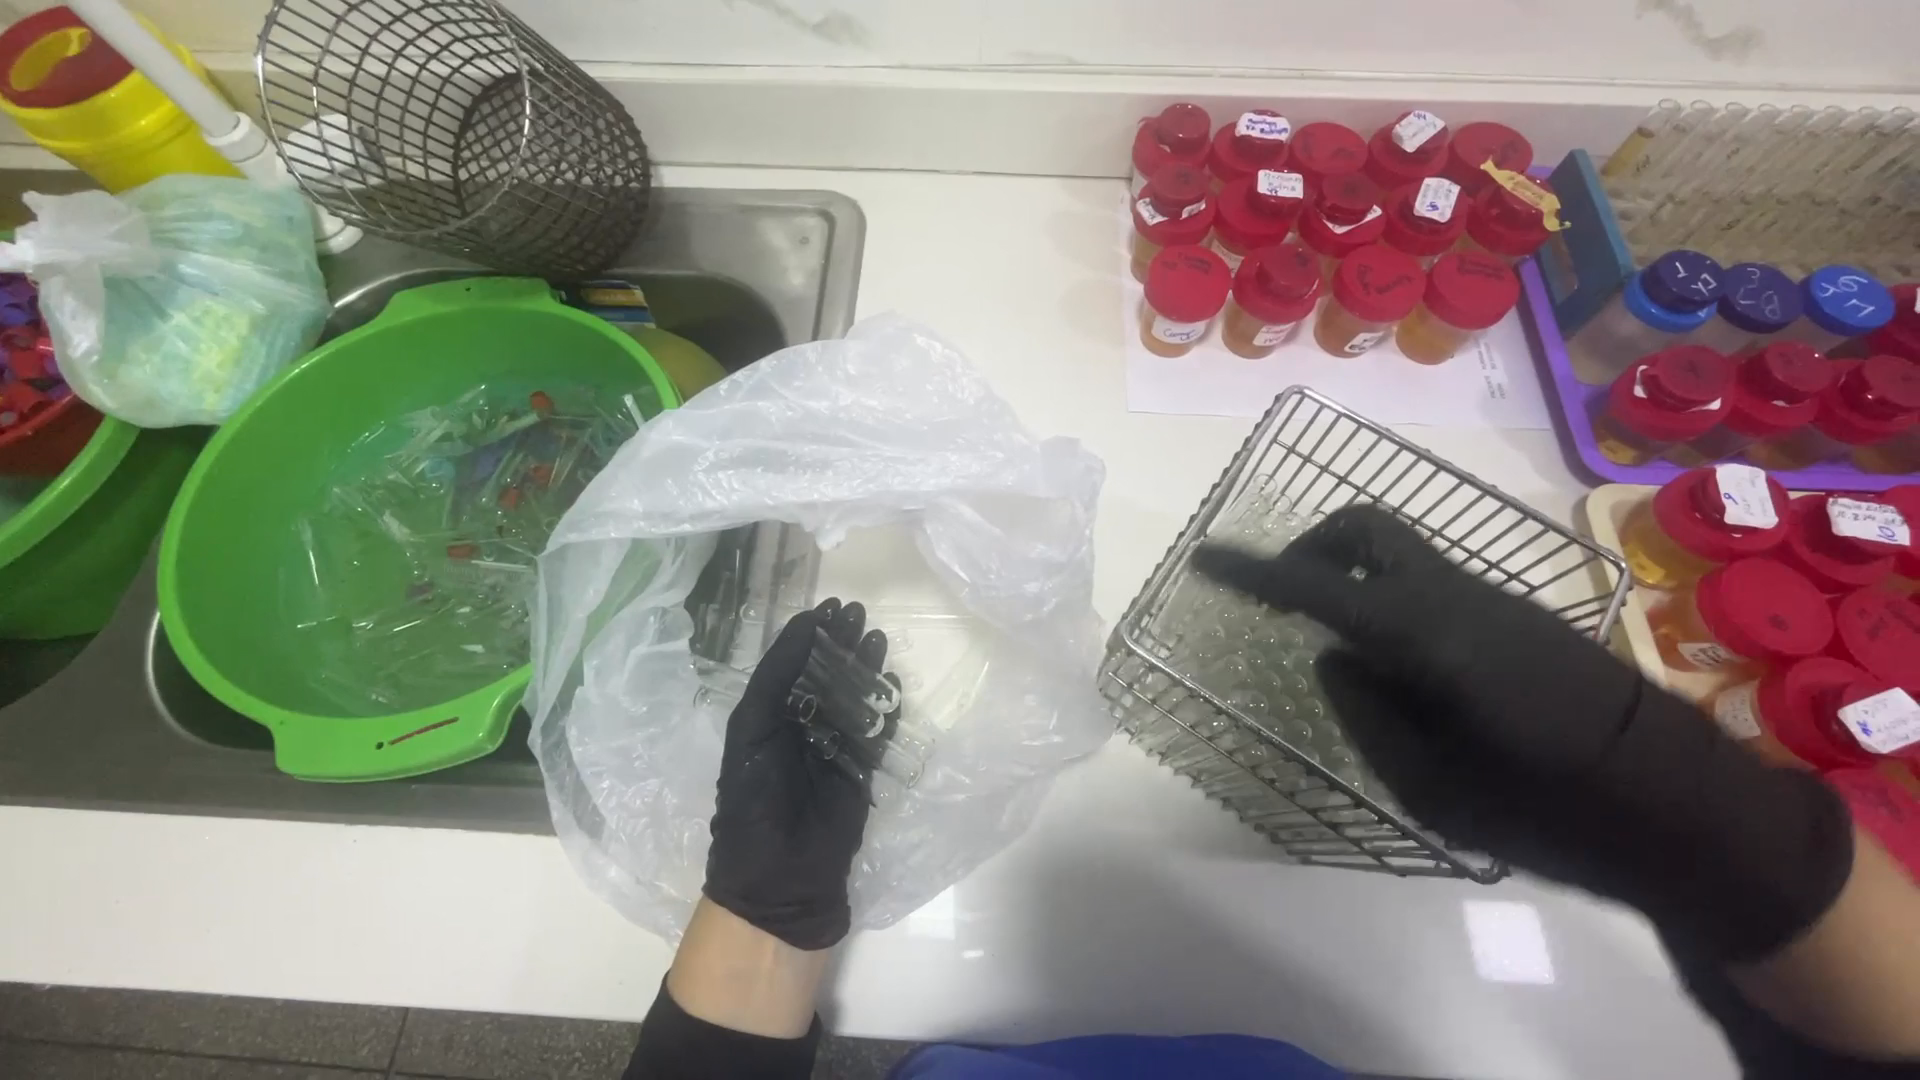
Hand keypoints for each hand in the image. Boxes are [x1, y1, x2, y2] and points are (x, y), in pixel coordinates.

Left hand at [704, 598, 883, 950]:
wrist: (779, 874)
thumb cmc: (753, 797)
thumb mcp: (753, 728)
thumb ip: (777, 676)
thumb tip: (804, 626)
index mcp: (768, 715)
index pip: (792, 664)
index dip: (810, 634)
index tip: (829, 606)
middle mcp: (801, 726)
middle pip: (826, 674)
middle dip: (841, 643)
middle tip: (858, 612)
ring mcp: (833, 747)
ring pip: (853, 697)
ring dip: (865, 667)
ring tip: (876, 635)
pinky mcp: (860, 769)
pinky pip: (875, 731)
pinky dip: (885, 707)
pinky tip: (892, 681)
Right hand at [1194, 504, 1852, 962]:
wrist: (1681, 804)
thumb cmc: (1542, 804)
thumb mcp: (1428, 782)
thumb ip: (1364, 709)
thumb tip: (1331, 657)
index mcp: (1422, 636)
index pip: (1315, 587)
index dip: (1252, 572)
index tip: (1204, 558)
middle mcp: (1451, 597)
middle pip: (1365, 529)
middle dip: (1311, 548)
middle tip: (1287, 597)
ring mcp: (1488, 598)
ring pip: (1397, 553)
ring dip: (1351, 574)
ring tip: (1339, 643)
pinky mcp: (1511, 613)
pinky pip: (1426, 580)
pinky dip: (1386, 596)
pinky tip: (1395, 662)